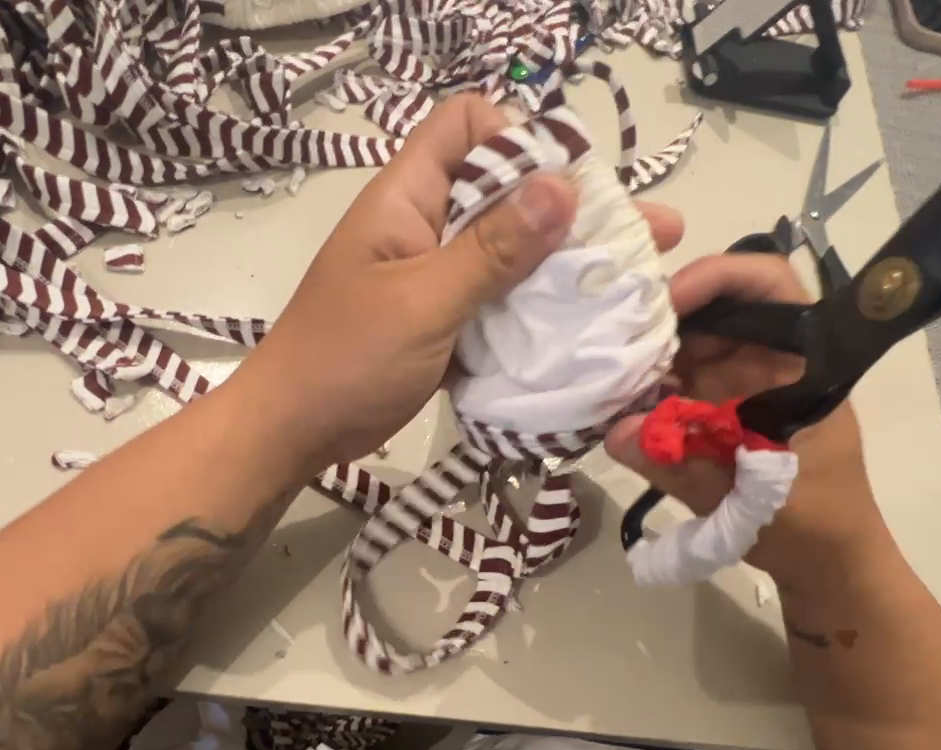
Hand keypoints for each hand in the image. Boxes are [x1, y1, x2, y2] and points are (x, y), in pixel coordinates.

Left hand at [238, 94, 682, 473]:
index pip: (465, 127)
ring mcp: (434, 280)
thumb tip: (562, 187)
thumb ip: (490, 249)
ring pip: (506, 255)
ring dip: (560, 267)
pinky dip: (533, 311)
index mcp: (407, 199)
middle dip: (568, 210)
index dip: (518, 138)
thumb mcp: (423, 301)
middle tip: (644, 231)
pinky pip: (496, 304)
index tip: (567, 184)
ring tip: (630, 281)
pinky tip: (582, 325)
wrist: (296, 430)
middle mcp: (425, 228)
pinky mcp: (443, 325)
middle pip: (503, 193)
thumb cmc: (347, 359)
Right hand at [603, 254, 888, 588]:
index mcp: (799, 366)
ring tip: (601, 370)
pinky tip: (611, 400)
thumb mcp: (750, 500)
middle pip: (712, 311)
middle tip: (610, 339)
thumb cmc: (813, 524)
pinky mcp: (714, 412)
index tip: (668, 302)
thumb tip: (616, 432)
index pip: (768, 288)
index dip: (719, 276)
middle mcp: (766, 363)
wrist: (824, 562)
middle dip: (661, 318)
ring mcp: (737, 387)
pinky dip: (643, 389)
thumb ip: (685, 467)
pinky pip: (673, 385)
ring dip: (645, 355)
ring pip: (686, 346)